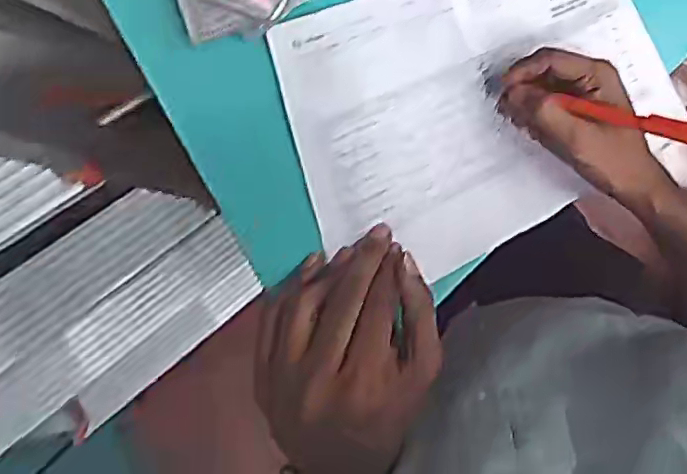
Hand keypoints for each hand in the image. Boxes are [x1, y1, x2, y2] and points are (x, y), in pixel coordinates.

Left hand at [250, 226, 441, 473]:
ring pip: (304, 305)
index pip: (378, 305)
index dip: (389, 270)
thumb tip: (404, 264)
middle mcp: (319, 380)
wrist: (341, 465)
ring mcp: (284, 381)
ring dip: (328, 270)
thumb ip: (421, 312)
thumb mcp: (423, 369)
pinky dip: (292, 288)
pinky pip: (272, 321)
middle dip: (364, 259)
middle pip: (343, 300)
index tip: (396, 248)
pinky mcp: (263, 379)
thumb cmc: (390, 412)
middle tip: (377, 235)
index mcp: (365, 380)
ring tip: (349, 251)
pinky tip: (312, 267)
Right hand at [499, 48, 676, 208]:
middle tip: (505, 106)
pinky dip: (536, 110)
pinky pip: (550, 100)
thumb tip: (515, 93)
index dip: (523, 71)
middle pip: (546, 69)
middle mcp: (591, 76)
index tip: (505, 89)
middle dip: (523, 86)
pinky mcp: (579, 107)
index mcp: (597, 73)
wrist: (636, 185)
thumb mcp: (577, 137)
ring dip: (527, 100)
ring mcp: (585, 91)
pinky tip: (529, 125)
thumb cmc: (616, 161)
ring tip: (515, 118)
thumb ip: (545, 111)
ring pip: (545, 85)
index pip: (551, 59)